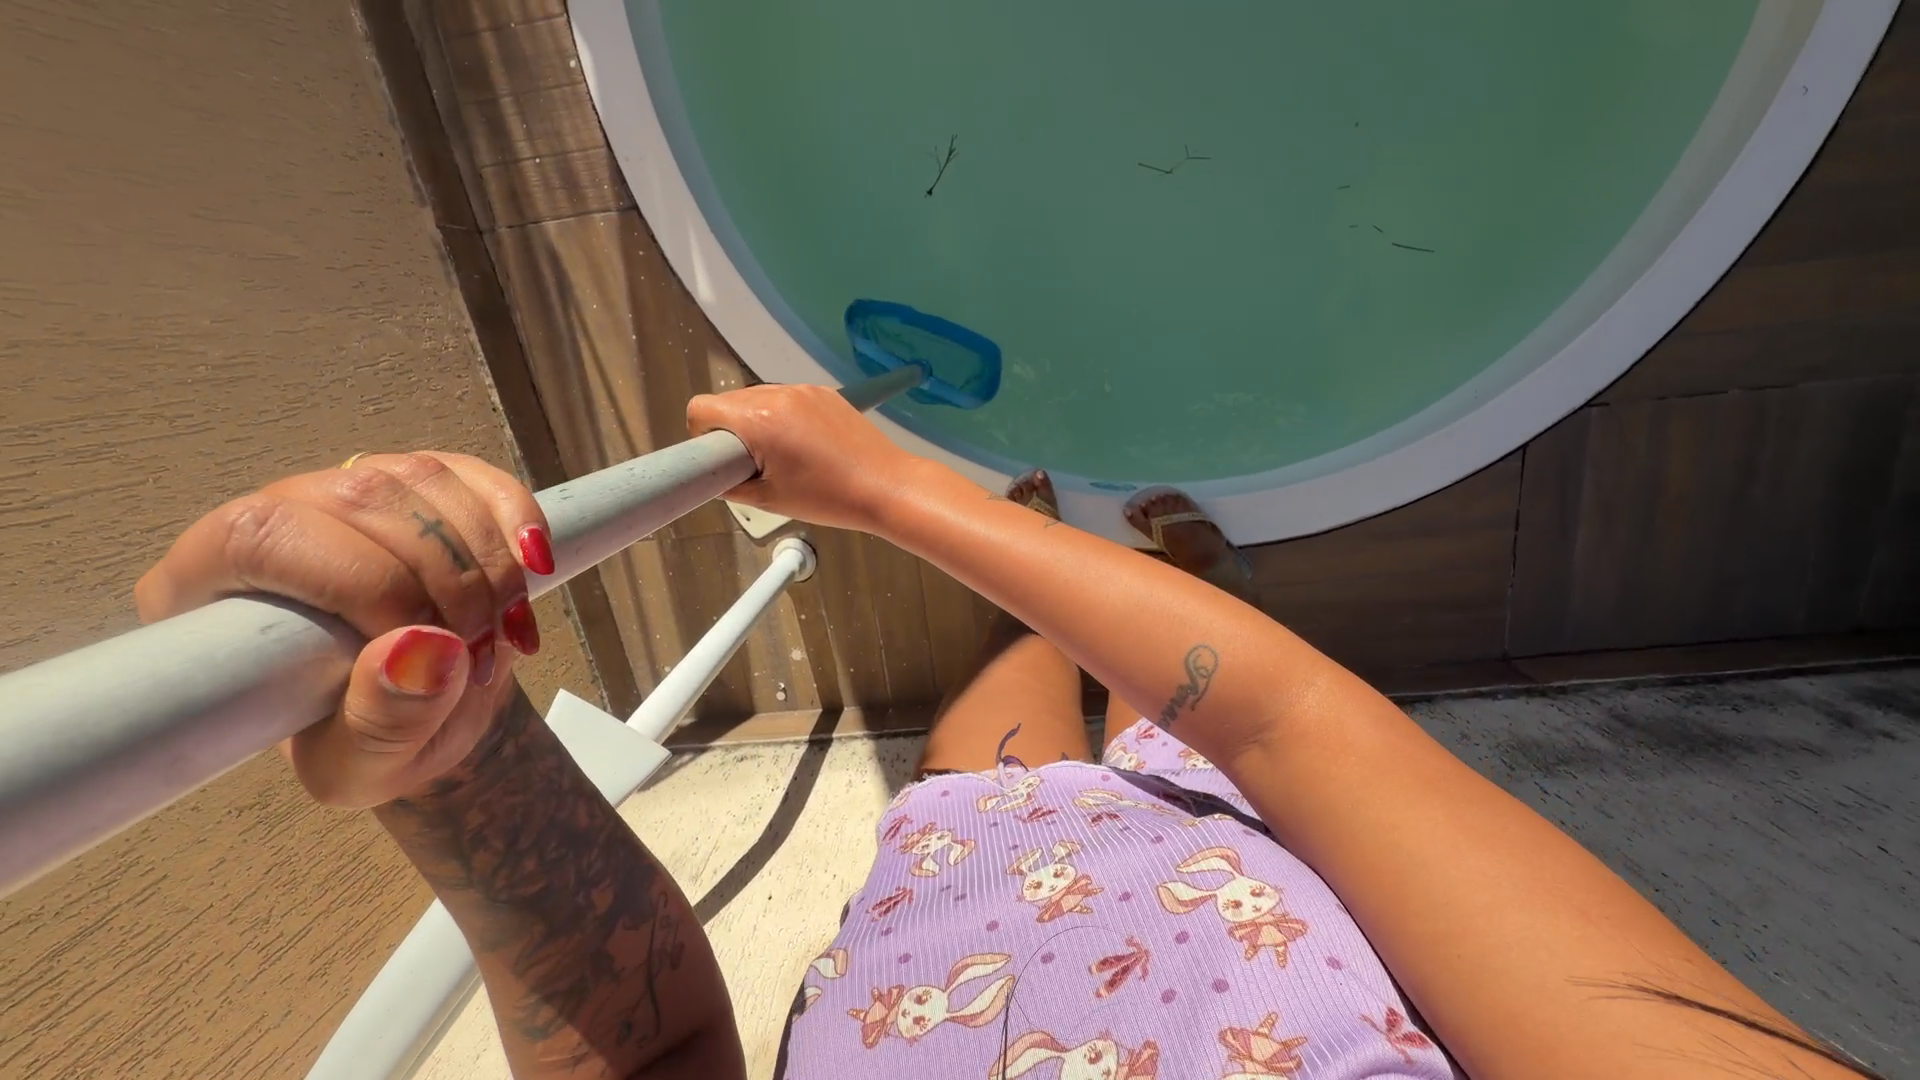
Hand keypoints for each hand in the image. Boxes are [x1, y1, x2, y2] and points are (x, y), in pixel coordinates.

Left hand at [134, 452, 554, 807]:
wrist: (436, 706)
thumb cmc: (376, 738)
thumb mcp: (364, 767)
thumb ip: (383, 724)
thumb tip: (427, 650)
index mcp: (213, 581)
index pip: (271, 535)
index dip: (367, 583)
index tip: (433, 646)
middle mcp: (280, 514)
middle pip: (366, 501)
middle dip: (451, 582)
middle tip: (482, 654)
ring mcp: (359, 487)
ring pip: (429, 480)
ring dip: (491, 561)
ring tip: (505, 629)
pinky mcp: (429, 482)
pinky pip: (479, 475)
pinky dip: (520, 518)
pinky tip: (536, 568)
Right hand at [686, 383, 919, 531]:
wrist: (885, 486)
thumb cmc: (829, 497)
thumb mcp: (768, 499)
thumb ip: (729, 484)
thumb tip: (715, 476)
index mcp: (759, 419)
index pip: (702, 409)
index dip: (704, 438)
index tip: (724, 461)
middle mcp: (778, 395)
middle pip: (730, 403)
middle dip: (733, 432)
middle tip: (757, 466)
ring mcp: (804, 390)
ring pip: (758, 399)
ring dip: (759, 424)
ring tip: (785, 459)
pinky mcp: (824, 393)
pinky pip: (787, 400)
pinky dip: (785, 419)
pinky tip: (806, 447)